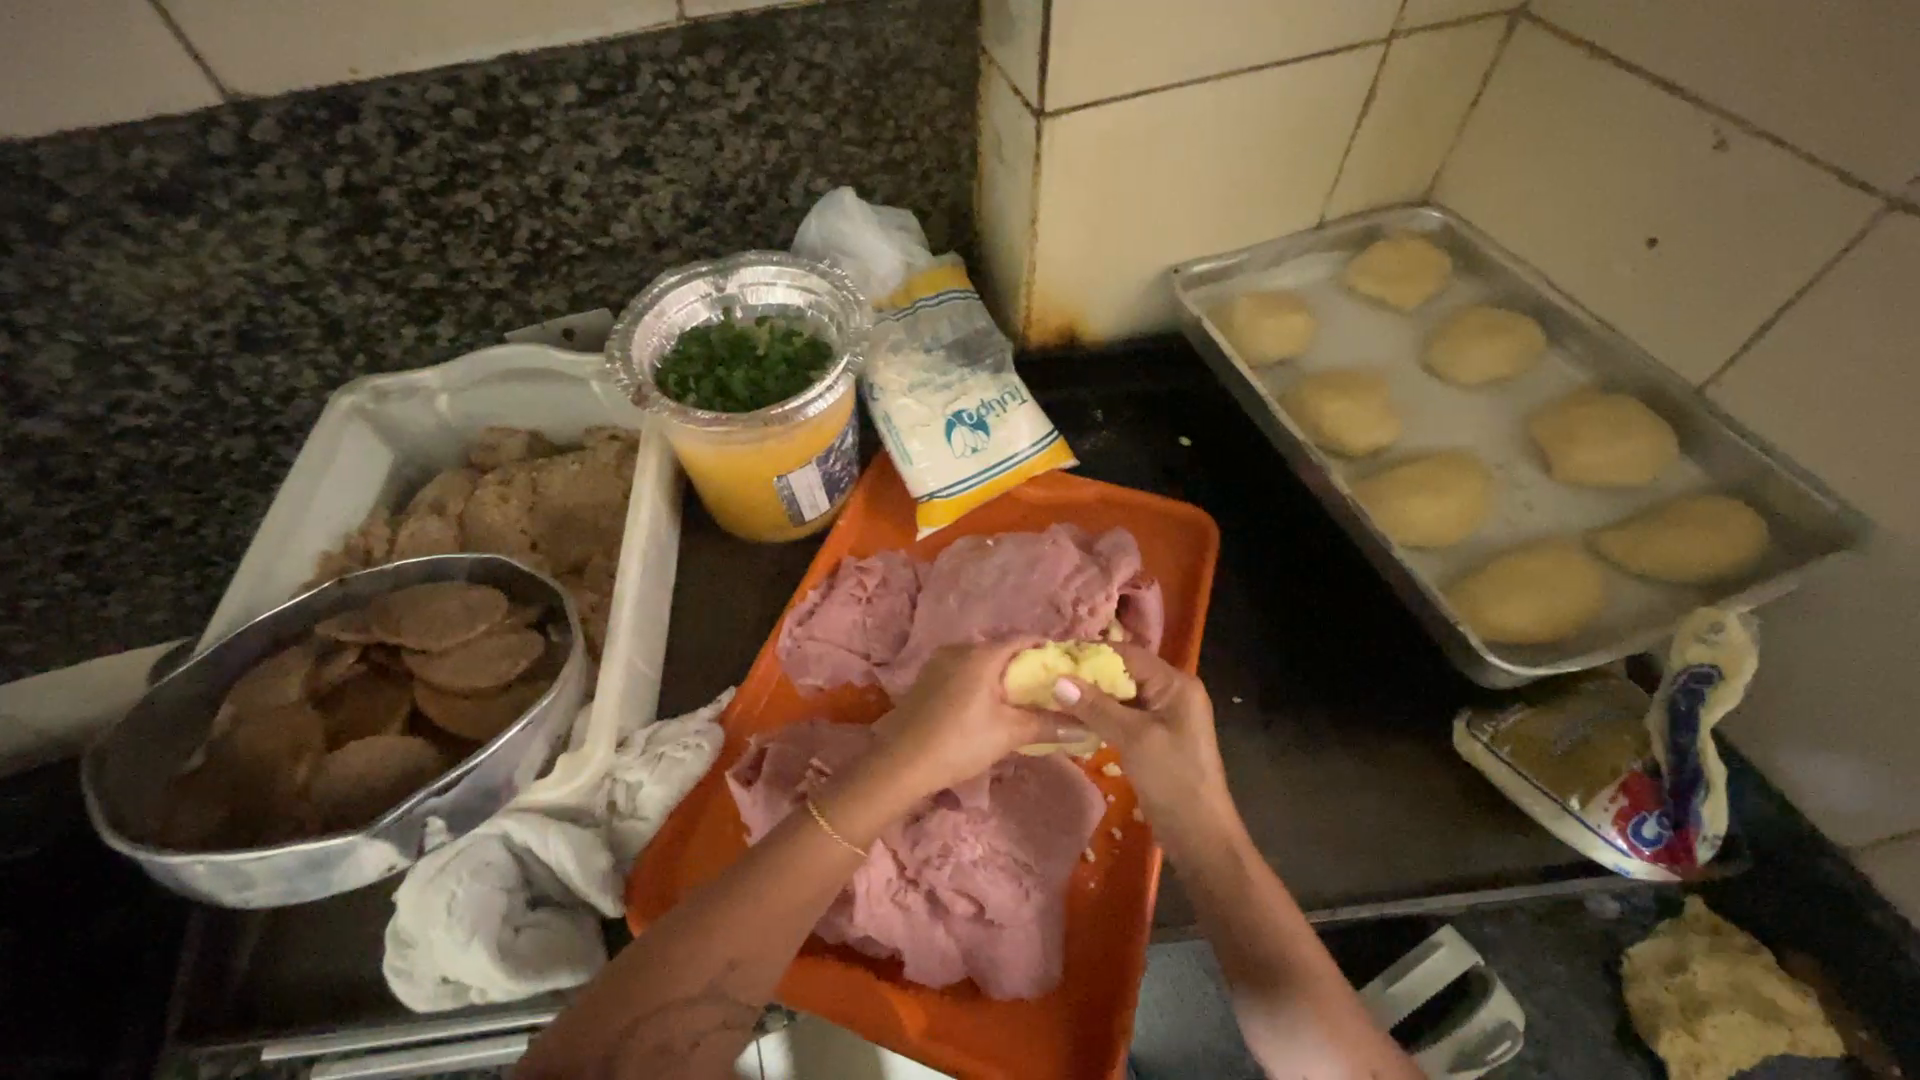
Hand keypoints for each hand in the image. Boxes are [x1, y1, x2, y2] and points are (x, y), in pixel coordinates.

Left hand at [869, 640, 1065, 798]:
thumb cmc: (959, 743)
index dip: (1048, 650)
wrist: (900, 764)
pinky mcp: (926, 680)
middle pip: (1001, 649)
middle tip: (1048, 688)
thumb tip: (1086, 727)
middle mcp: (959, 650)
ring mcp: (938, 663)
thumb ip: (1048, 725)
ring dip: (1001, 676)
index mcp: (981, 655)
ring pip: (980, 662)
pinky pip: (963, 673)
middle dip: (1025, 666)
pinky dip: (981, 683)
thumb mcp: (1008, 734)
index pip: (1023, 639)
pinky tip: (988, 706)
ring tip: (1022, 699)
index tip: (1066, 668)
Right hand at [1051, 644, 1240, 851]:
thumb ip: (1096, 706)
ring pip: (1122, 696)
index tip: (1055, 656)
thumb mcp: (1133, 738)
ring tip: (1054, 694)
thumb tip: (1058, 679)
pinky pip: (1124, 716)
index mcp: (1176, 684)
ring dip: (1092, 696)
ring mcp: (1165, 716)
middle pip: (1125, 672)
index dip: (1092, 653)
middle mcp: (1173, 693)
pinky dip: (1101, 716)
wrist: (1199, 834)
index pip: (1129, 654)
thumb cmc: (1172, 779)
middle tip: (1049, 676)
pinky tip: (1074, 719)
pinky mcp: (1155, 738)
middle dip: (1089, 675)